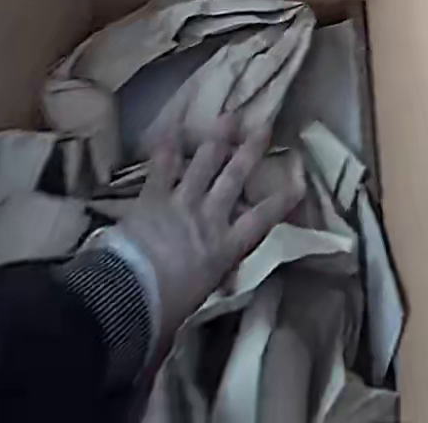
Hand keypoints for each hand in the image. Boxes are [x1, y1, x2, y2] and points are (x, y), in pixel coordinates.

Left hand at [111, 115, 302, 340]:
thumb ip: (209, 281)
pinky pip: (163, 164)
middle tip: (264, 126)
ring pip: (206, 161)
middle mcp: (209, 216)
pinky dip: (168, 144)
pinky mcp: (154, 195)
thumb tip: (215, 280)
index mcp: (224, 247)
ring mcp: (182, 201)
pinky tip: (173, 124)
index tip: (299, 184)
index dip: (281, 201)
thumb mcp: (197, 300)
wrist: (128, 298)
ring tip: (229, 116)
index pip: (260, 220)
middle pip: (235, 176)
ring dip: (218, 137)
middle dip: (251, 150)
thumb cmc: (164, 312)